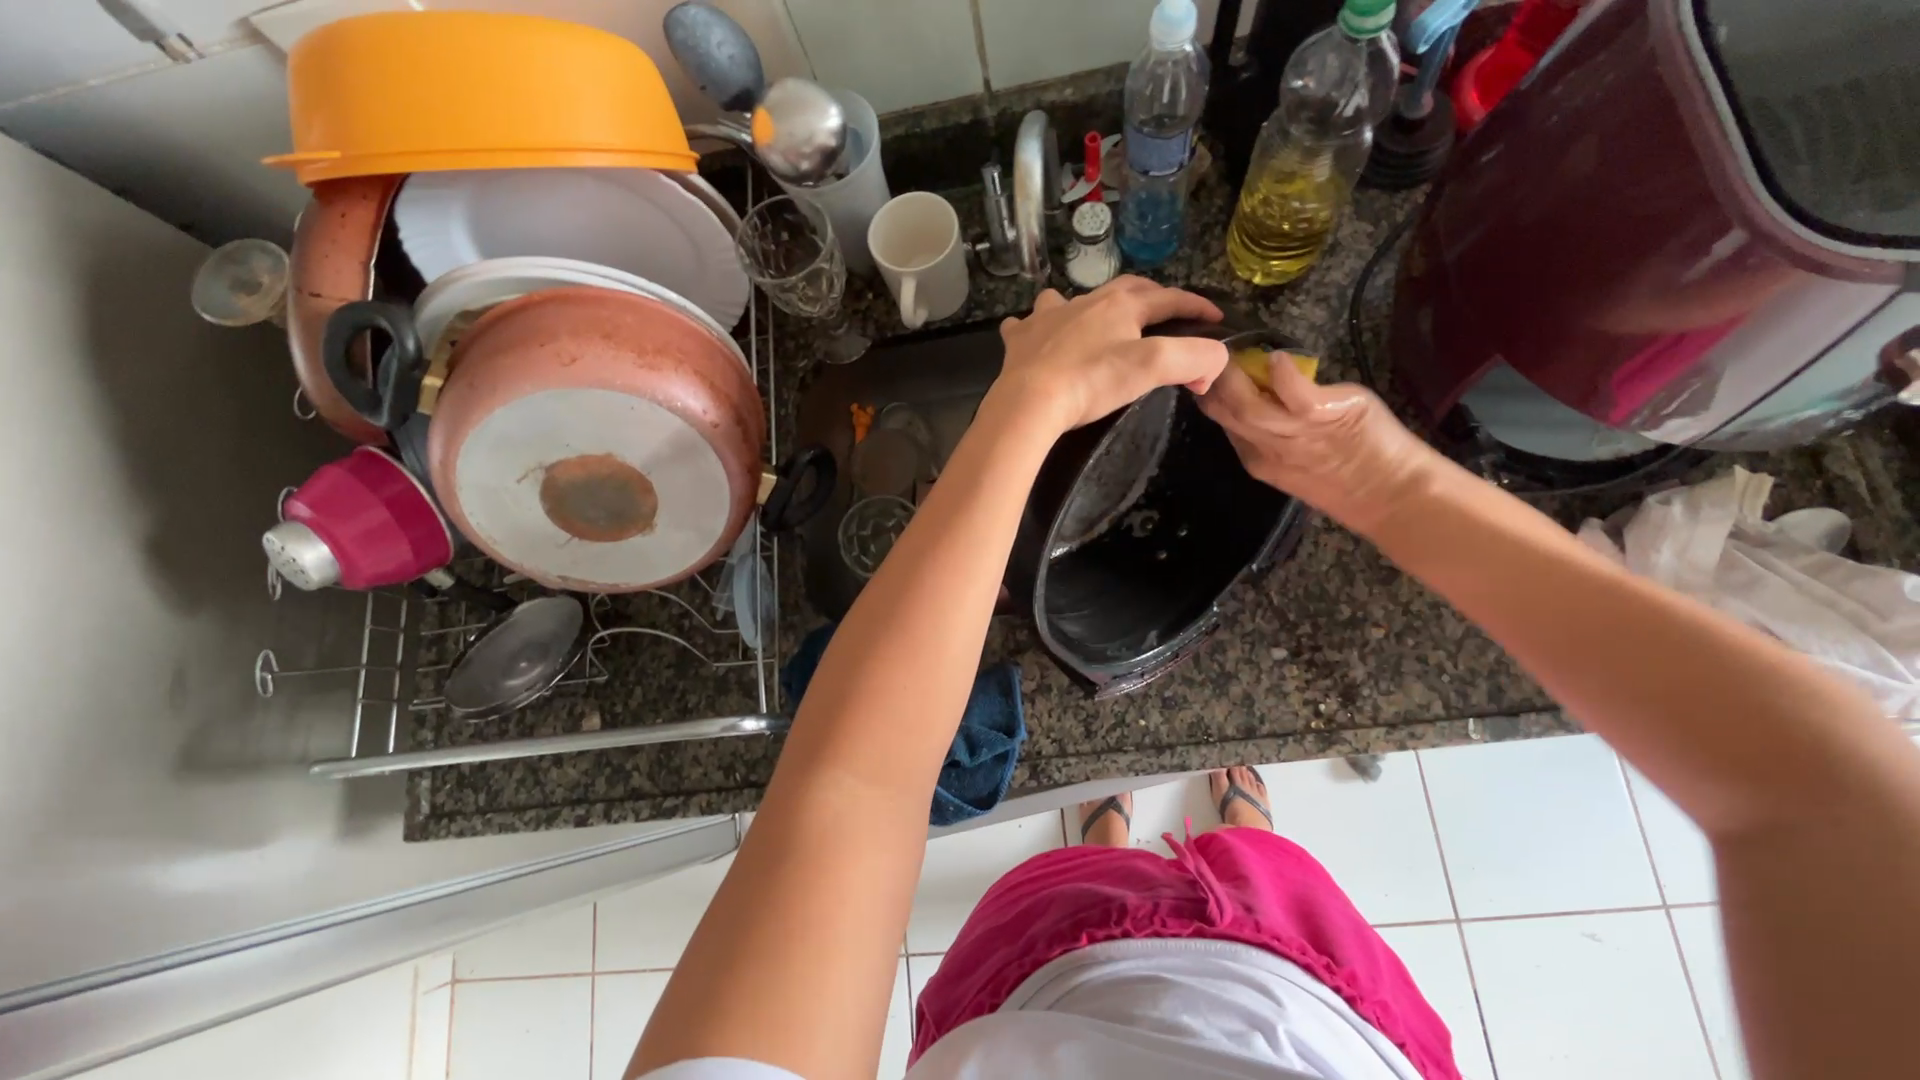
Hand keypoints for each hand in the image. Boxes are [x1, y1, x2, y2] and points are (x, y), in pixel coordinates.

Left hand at [990, 277, 1229, 434]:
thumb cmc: (1093, 381)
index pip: (1171, 298)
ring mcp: (1048, 316)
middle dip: (1151, 296)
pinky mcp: (1021, 339)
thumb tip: (1214, 359)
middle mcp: (1085, 301)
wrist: (1030, 400)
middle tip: (1165, 312)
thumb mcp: (1153, 368)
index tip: (1216, 319)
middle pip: (1126, 289)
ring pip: (1071, 299)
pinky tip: (1032, 332)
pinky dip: (1034, 325)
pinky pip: (1026, 323)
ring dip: (1088, 304)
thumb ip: (1193, 358)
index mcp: (1122, 304)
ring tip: (1094, 317)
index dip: (1198, 307)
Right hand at [1197, 351, 1443, 536]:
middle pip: (1223, 411)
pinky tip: (1278, 359)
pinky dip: (1282, 373)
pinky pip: (1293, 391)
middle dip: (1212, 380)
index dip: (1211, 392)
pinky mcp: (1322, 416)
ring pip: (1246, 404)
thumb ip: (1268, 434)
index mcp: (1254, 457)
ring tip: (1236, 353)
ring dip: (1235, 374)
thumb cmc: (1346, 478)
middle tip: (1213, 353)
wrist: (1390, 493)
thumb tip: (1258, 396)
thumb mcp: (1290, 463)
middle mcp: (1265, 446)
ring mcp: (1292, 433)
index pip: (1220, 419)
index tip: (1212, 370)